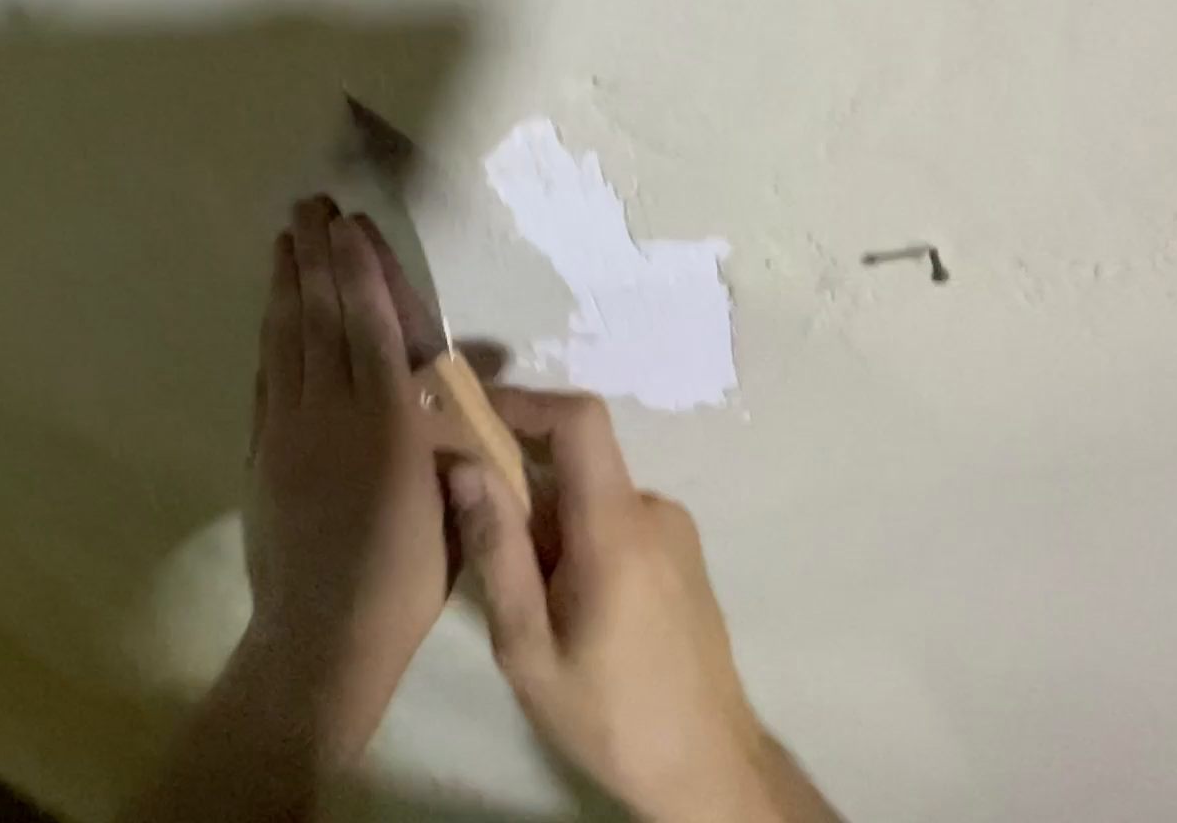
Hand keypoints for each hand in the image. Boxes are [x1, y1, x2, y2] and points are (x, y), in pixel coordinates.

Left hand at [240, 195, 450, 762]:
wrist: (324, 633)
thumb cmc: (406, 577)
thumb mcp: (448, 502)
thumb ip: (441, 434)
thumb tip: (446, 379)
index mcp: (388, 422)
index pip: (372, 325)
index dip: (362, 269)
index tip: (351, 225)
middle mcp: (335, 411)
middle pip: (323, 316)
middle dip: (318, 255)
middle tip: (309, 205)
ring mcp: (289, 427)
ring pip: (287, 337)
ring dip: (287, 282)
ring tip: (285, 238)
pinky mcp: (261, 448)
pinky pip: (265, 375)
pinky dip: (269, 334)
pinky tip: (271, 309)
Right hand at [451, 389, 822, 822]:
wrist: (713, 774)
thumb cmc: (612, 714)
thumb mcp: (528, 645)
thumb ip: (496, 548)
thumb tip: (463, 465)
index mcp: (617, 527)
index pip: (579, 419)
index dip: (523, 401)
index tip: (471, 414)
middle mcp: (653, 511)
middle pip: (575, 455)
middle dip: (518, 473)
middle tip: (475, 525)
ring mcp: (673, 530)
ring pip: (589, 489)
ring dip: (544, 513)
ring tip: (521, 585)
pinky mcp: (679, 552)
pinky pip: (612, 514)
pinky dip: (573, 530)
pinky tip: (562, 597)